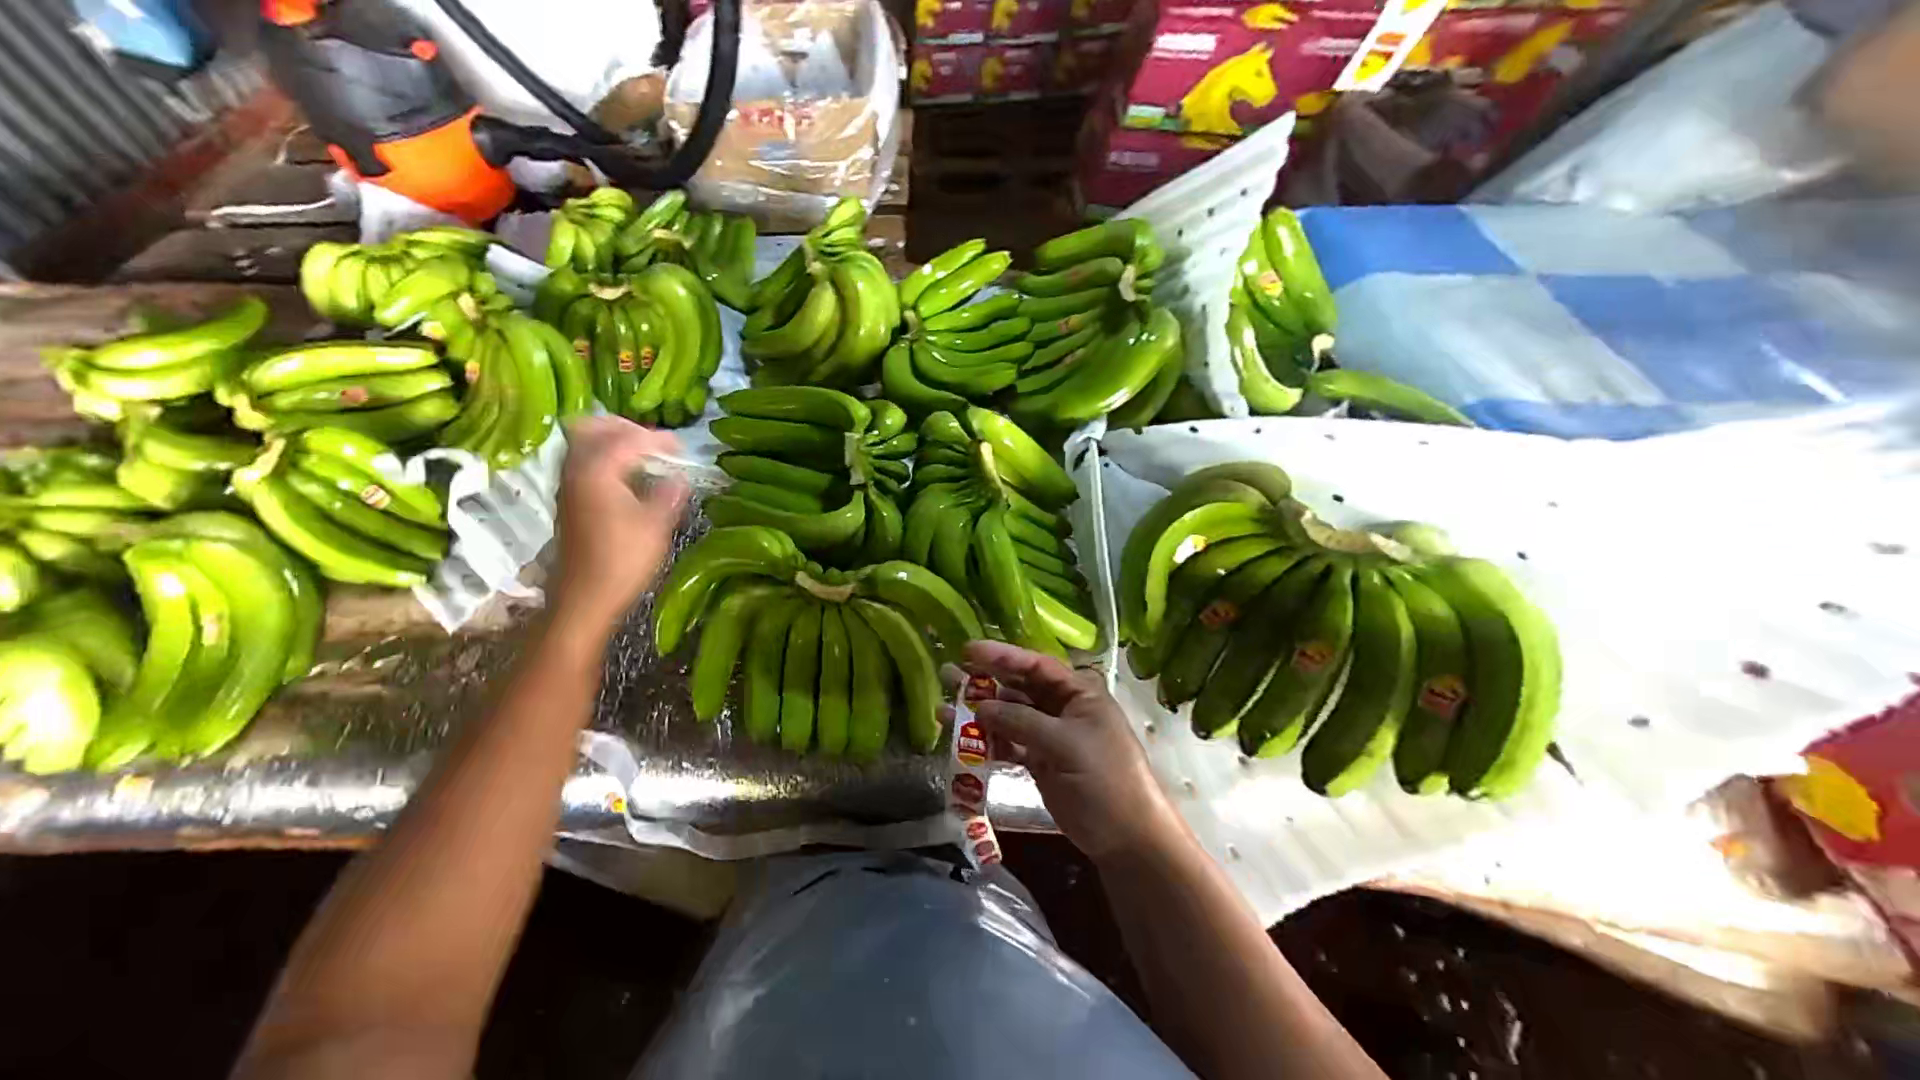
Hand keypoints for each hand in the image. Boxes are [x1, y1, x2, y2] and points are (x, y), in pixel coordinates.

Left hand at [550, 416, 687, 631]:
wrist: (584, 599)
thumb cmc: (622, 562)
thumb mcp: (656, 526)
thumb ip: (668, 494)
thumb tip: (678, 478)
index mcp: (597, 471)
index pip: (628, 439)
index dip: (657, 439)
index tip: (681, 446)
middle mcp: (575, 470)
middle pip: (593, 428)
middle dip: (625, 429)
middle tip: (654, 443)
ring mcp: (567, 485)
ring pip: (583, 444)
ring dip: (612, 442)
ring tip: (642, 456)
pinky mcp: (568, 501)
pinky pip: (582, 462)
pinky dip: (604, 458)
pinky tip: (628, 478)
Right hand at [961, 640, 1186, 862]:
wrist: (1125, 837)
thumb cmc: (1104, 779)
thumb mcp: (1065, 744)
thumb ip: (1021, 721)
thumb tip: (981, 707)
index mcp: (1079, 693)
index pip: (1036, 665)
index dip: (1003, 655)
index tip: (969, 649)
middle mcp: (1063, 708)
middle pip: (1018, 687)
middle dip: (985, 681)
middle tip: (948, 674)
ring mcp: (1049, 736)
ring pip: (1009, 716)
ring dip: (979, 713)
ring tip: (944, 709)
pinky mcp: (1039, 762)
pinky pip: (1008, 743)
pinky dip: (987, 742)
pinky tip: (961, 740)